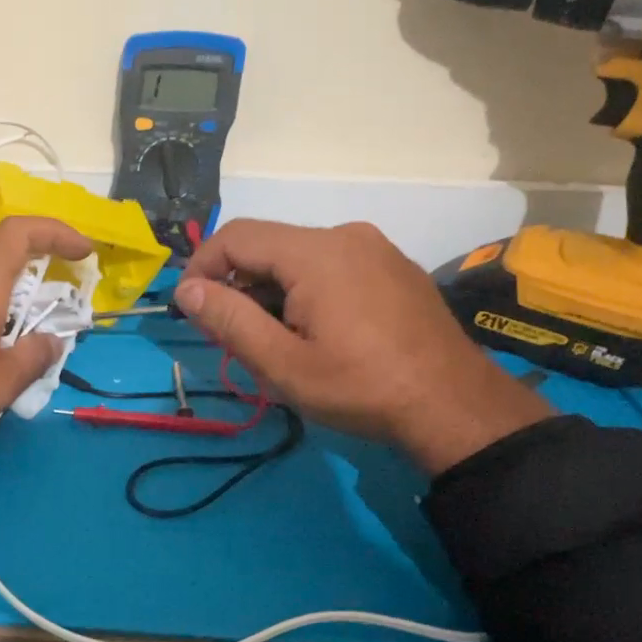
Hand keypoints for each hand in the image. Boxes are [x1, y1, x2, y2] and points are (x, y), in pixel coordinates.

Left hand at [0, 217, 93, 448]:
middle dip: (37, 292)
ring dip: (8, 319)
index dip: (55, 232)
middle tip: (52, 330)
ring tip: (16, 364)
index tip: (82, 252)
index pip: (18, 234)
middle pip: (3, 270)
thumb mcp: (0, 384)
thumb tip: (51, 341)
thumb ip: (33, 358)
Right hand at [174, 220, 553, 472]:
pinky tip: (312, 333)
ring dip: (269, 292)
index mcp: (315, 253)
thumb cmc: (361, 387)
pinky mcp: (393, 268)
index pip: (235, 237)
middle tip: (229, 337)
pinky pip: (331, 266)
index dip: (200, 268)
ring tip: (271, 342)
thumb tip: (186, 289)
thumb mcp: (283, 364)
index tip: (189, 310)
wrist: (454, 405)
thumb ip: (230, 321)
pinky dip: (303, 291)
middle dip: (236, 286)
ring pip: (298, 258)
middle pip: (267, 246)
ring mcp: (375, 249)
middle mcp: (345, 236)